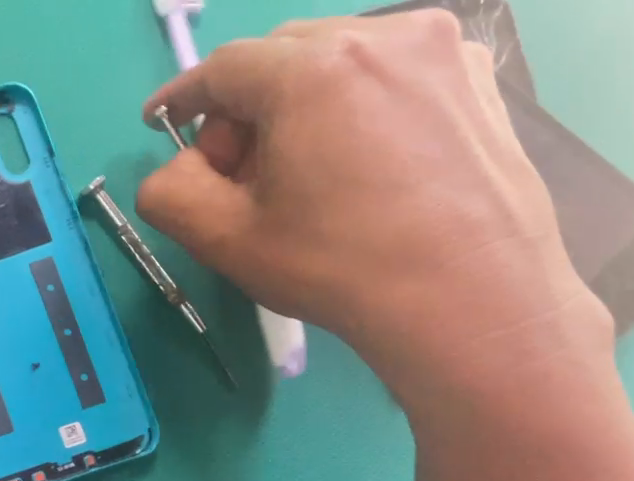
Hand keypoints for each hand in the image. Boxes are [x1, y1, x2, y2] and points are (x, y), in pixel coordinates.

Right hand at [138, 12, 610, 404]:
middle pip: (280, 55)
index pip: (223, 66)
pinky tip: (352, 164)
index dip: (180, 96)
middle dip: (242, 108)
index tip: (158, 125)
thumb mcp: (220, 237)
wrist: (464, 291)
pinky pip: (386, 72)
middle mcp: (383, 36)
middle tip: (236, 174)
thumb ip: (168, 191)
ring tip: (298, 173)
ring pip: (334, 60)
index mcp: (312, 71)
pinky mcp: (475, 75)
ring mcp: (441, 49)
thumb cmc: (332, 263)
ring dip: (295, 105)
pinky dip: (350, 105)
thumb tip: (178, 168)